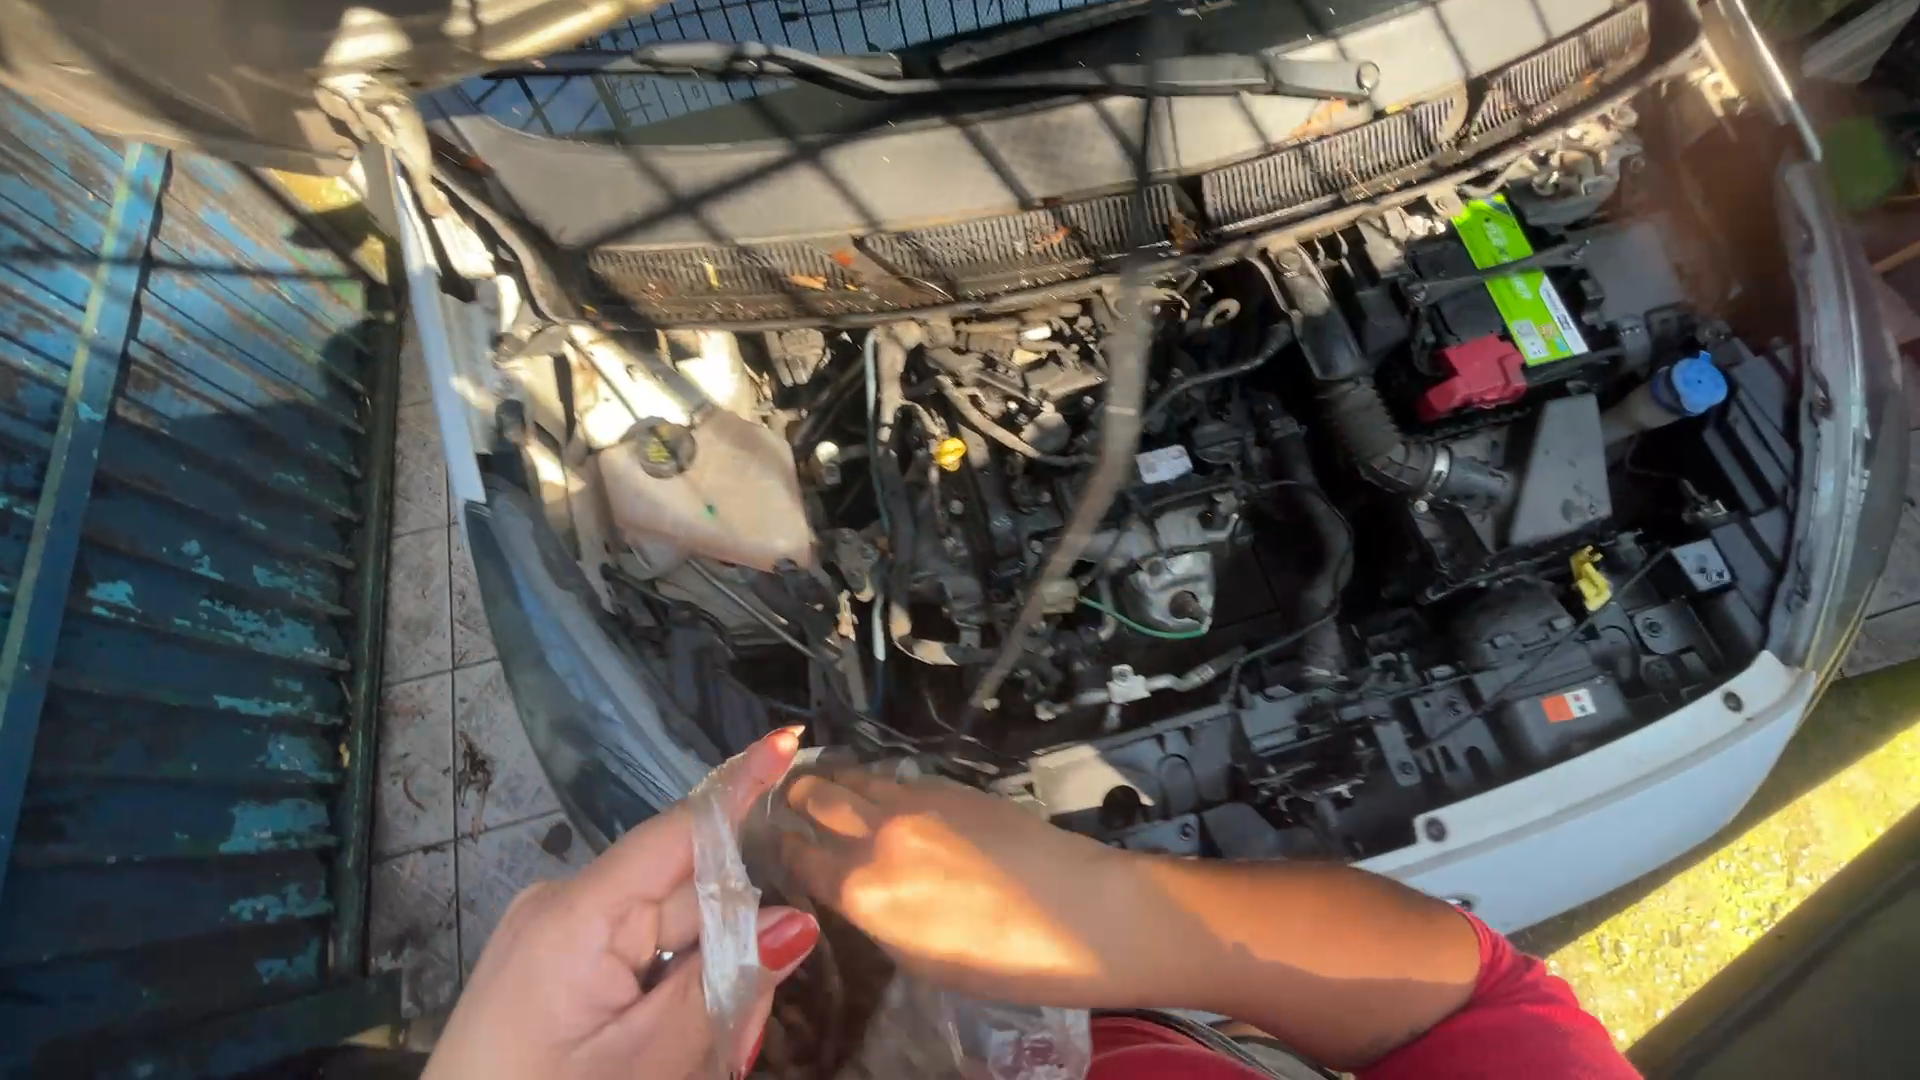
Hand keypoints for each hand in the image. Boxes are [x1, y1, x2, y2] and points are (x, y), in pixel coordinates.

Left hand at [423, 729, 818, 1079]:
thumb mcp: (643, 1069)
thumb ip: (721, 988)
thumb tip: (797, 923)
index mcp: (577, 914)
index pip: (678, 832)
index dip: (739, 787)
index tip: (786, 740)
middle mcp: (567, 904)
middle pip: (688, 895)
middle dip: (735, 948)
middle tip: (741, 1040)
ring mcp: (560, 935)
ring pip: (673, 934)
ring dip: (707, 984)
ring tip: (707, 1061)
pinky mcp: (559, 964)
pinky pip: (643, 957)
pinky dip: (675, 994)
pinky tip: (676, 1049)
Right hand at [779, 768, 1135, 1005]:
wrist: (1073, 908)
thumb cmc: (996, 958)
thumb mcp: (915, 956)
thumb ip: (873, 913)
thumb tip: (853, 886)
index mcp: (863, 891)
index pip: (801, 855)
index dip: (783, 843)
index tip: (775, 836)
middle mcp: (877, 836)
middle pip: (819, 795)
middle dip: (797, 792)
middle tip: (789, 793)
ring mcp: (915, 801)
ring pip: (857, 776)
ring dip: (836, 778)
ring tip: (824, 779)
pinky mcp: (949, 784)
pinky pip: (897, 777)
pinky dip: (878, 781)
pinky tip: (881, 789)